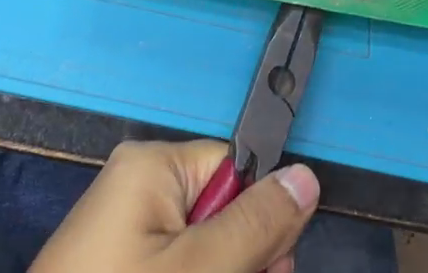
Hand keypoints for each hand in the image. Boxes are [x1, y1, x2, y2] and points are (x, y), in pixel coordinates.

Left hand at [30, 140, 318, 272]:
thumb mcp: (200, 269)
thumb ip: (256, 224)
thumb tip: (305, 175)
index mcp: (153, 165)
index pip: (234, 168)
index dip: (261, 216)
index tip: (273, 266)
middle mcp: (139, 187)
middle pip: (223, 212)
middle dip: (243, 258)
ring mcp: (127, 232)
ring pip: (206, 250)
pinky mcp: (122, 266)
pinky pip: (178, 265)